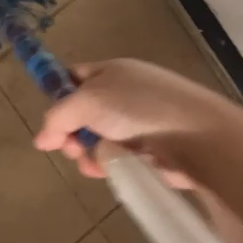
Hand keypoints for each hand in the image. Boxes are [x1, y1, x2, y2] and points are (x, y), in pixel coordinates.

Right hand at [32, 59, 242, 185]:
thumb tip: (41, 140)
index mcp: (113, 71)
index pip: (74, 78)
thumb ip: (57, 118)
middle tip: (69, 147)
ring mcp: (143, 123)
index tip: (51, 121)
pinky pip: (121, 157)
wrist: (201, 139)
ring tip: (90, 164)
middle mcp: (127, 93)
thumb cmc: (139, 109)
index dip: (58, 96)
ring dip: (88, 152)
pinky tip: (108, 170)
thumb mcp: (87, 102)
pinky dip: (111, 164)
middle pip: (84, 113)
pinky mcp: (156, 152)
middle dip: (71, 132)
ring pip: (100, 139)